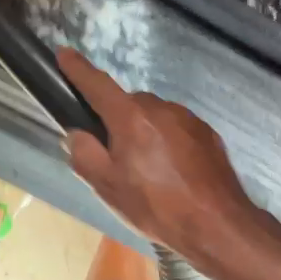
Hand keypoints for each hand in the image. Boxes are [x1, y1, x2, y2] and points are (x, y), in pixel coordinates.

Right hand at [57, 49, 268, 264]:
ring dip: (144, 135)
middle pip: (128, 105)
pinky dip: (167, 144)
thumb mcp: (107, 187)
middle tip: (113, 158)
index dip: (78, 70)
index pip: (97, 85)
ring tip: (147, 174)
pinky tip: (172, 175)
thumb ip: (84, 155)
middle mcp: (161, 108)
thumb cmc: (155, 207)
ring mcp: (189, 119)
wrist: (215, 225)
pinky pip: (176, 130)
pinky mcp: (208, 134)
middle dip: (116, 122)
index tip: (64, 54)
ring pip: (154, 118)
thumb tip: (76, 134)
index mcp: (131, 117)